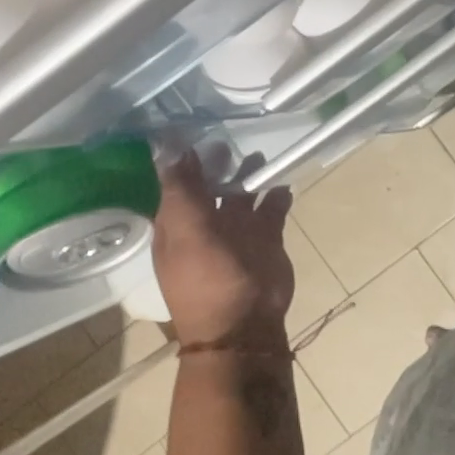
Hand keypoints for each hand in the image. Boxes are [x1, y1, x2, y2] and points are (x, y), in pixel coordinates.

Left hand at [152, 151, 295, 347]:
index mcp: (178, 225)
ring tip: (261, 155)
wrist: (245, 323)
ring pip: (243, 195)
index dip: (186, 160)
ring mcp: (239, 233)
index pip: (179, 184)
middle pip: (213, 186)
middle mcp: (207, 225)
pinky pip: (272, 209)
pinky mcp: (267, 240)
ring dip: (250, 175)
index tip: (198, 130)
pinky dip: (278, 194)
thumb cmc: (209, 279)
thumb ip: (181, 191)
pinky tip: (283, 181)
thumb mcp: (187, 232)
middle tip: (231, 140)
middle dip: (221, 163)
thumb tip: (171, 149)